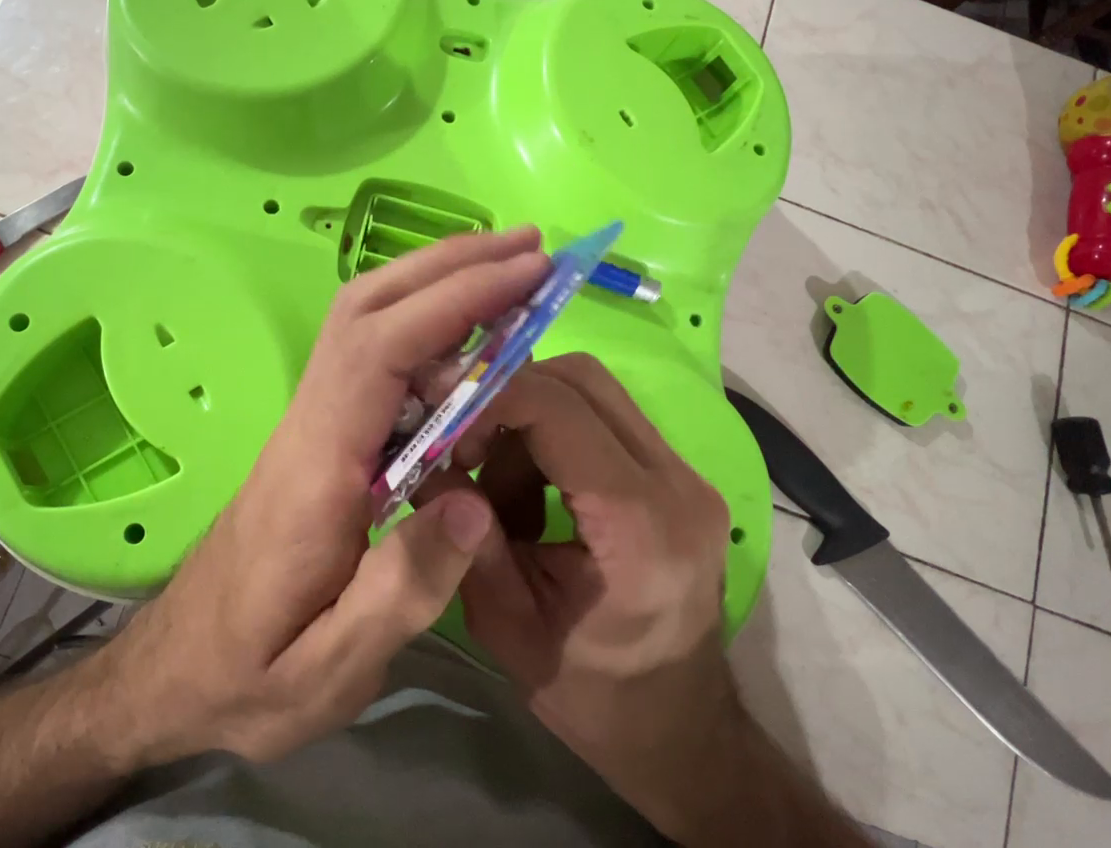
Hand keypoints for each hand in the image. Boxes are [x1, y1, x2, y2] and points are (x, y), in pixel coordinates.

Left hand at [98, 229, 551, 766]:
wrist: (171, 674)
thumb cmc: (246, 679)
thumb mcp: (325, 672)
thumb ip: (399, 593)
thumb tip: (470, 501)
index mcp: (314, 472)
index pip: (379, 352)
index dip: (452, 301)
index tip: (526, 274)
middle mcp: (309, 429)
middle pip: (366, 313)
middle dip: (448, 266)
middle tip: (532, 248)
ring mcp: (308, 431)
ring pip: (363, 327)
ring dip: (435, 286)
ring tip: (512, 276)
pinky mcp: (317, 444)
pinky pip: (371, 364)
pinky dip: (424, 330)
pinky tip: (469, 345)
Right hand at [427, 353, 738, 840]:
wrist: (680, 730)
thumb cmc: (593, 695)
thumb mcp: (508, 625)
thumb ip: (468, 538)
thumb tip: (425, 462)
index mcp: (641, 527)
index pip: (559, 411)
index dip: (488, 395)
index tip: (434, 414)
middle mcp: (677, 483)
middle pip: (582, 379)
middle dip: (507, 396)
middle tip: (460, 445)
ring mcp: (686, 476)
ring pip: (593, 392)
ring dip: (528, 419)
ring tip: (493, 486)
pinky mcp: (677, 479)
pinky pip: (604, 421)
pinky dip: (552, 436)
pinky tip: (528, 493)